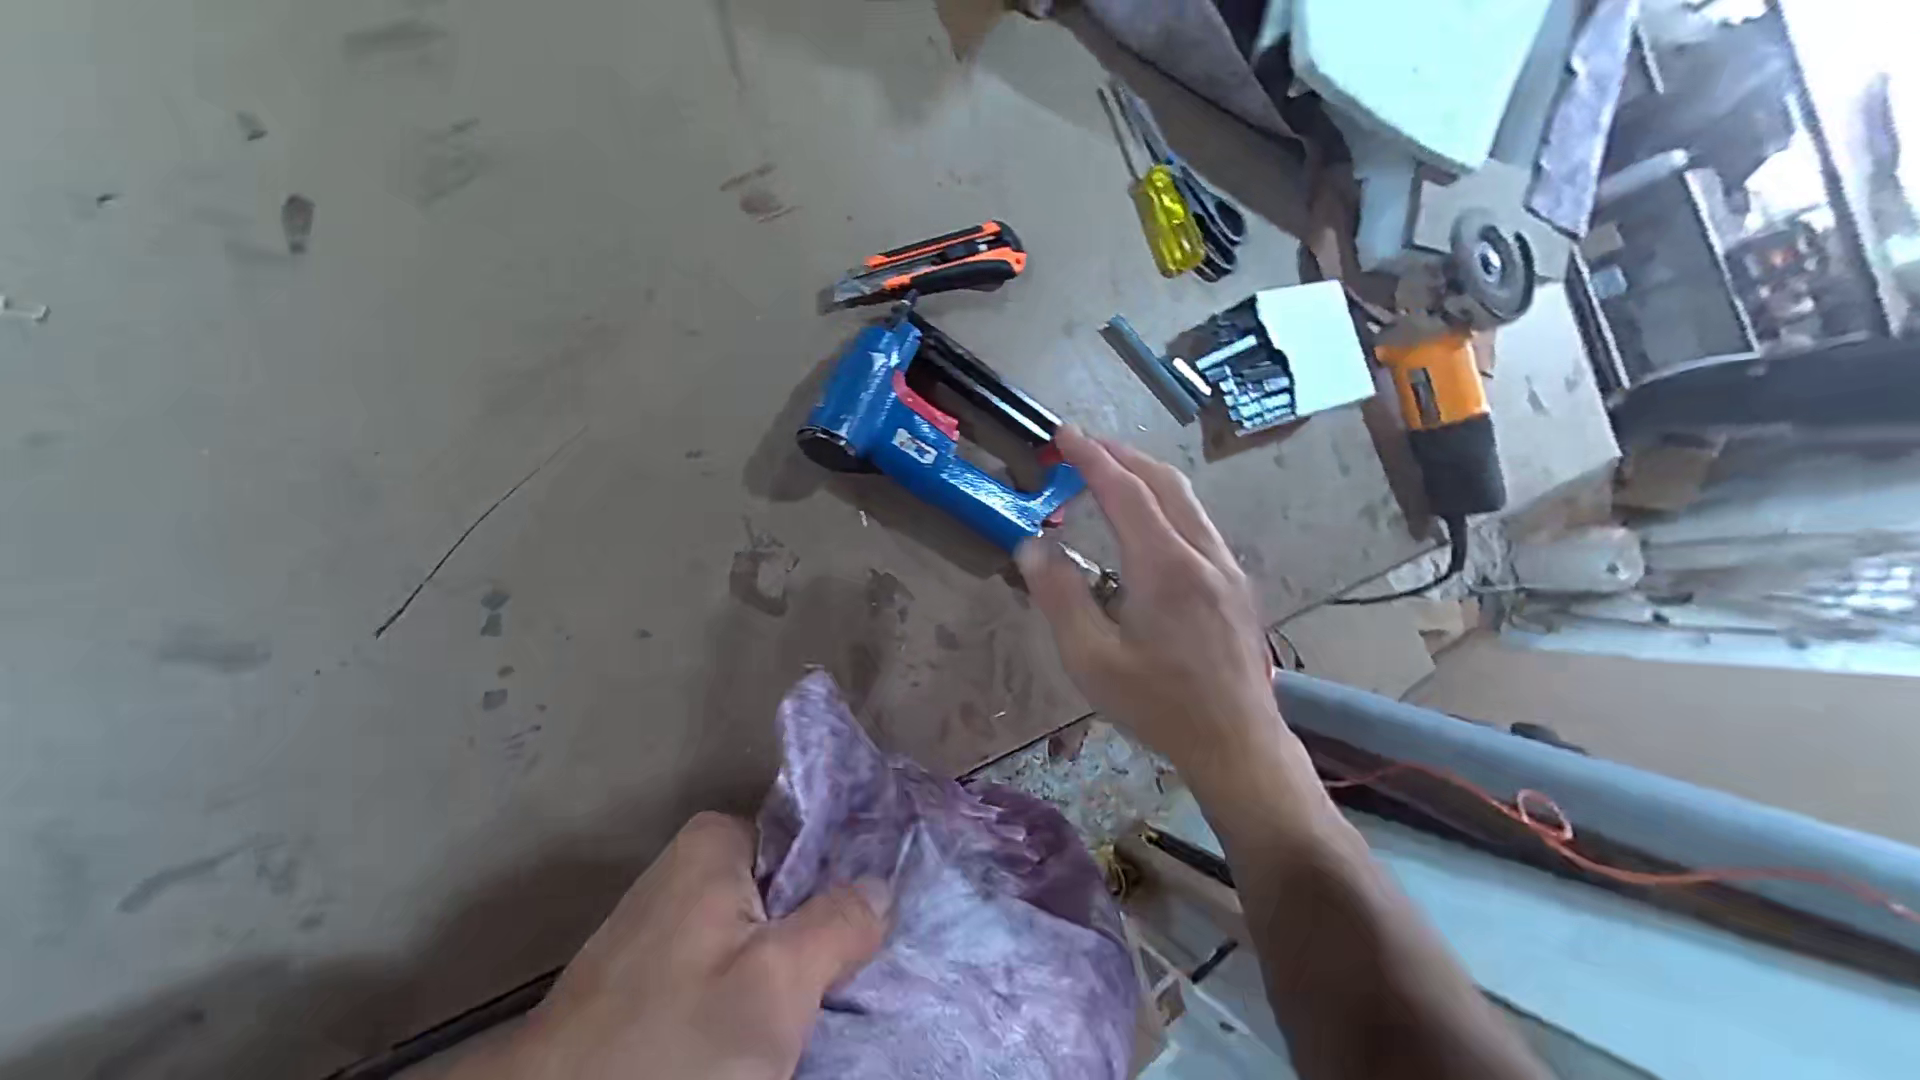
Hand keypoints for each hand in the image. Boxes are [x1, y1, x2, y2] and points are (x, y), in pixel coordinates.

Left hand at [489, 813, 888, 1079]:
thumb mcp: (777, 983)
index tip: (877, 914)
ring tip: (824, 997)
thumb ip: (838, 923)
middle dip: (821, 924)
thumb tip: (882, 887)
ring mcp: (668, 923)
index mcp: (715, 843)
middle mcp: (688, 867)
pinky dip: (753, 990)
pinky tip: (770, 1025)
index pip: (810, 834)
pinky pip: (728, 963)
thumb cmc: (671, 1043)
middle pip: (788, 883)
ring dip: (791, 964)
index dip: (849, 872)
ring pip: (760, 929)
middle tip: (857, 966)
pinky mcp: (652, 976)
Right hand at [1016, 426, 1300, 788]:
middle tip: (1082, 446)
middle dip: (1120, 454)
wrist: (1238, 743)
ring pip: (1187, 500)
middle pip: (1163, 482)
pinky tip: (1148, 521)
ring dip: (1146, 475)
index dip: (1091, 457)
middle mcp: (1202, 554)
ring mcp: (1226, 567)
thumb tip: (1032, 545)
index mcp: (1165, 567)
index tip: (1064, 434)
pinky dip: (1166, 501)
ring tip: (1110, 471)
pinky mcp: (1236, 584)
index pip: (1125, 490)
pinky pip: (1198, 523)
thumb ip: (1060, 596)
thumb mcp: (1092, 659)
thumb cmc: (1159, 705)